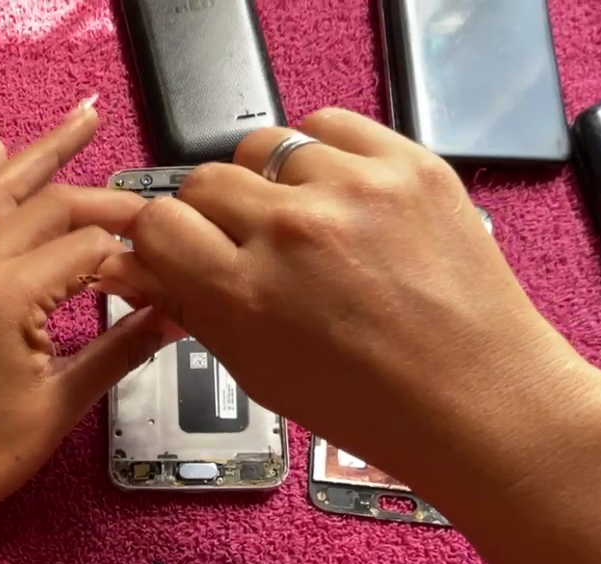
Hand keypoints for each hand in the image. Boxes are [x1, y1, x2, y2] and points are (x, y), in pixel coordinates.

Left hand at [0, 99, 181, 533]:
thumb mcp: (65, 402)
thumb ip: (123, 348)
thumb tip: (180, 313)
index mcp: (6, 298)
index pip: (88, 246)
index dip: (135, 253)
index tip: (168, 267)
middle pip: (50, 205)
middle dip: (104, 200)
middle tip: (151, 203)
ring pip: (3, 194)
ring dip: (44, 155)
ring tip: (84, 115)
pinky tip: (1, 145)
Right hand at [96, 108, 600, 504]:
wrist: (468, 395)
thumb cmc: (357, 401)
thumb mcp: (251, 369)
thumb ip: (189, 308)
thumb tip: (132, 270)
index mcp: (245, 294)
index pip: (157, 225)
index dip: (153, 241)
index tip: (168, 253)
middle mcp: (292, 231)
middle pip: (202, 182)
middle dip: (204, 217)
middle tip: (233, 249)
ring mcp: (353, 188)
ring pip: (261, 148)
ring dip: (260, 184)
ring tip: (290, 223)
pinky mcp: (407, 162)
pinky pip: (326, 125)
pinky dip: (312, 155)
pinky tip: (326, 194)